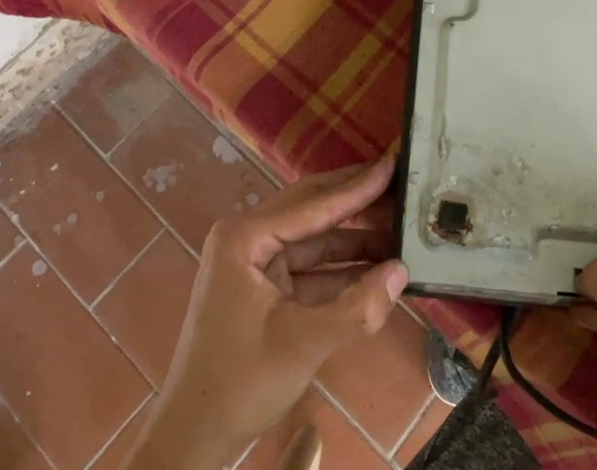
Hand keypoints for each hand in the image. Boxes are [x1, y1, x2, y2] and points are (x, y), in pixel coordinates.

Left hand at [124, 156, 406, 468]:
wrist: (194, 433)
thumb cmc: (240, 382)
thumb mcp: (303, 343)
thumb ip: (356, 307)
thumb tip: (402, 272)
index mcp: (245, 238)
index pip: (313, 205)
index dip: (358, 187)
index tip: (394, 163)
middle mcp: (247, 239)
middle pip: (312, 210)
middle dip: (358, 202)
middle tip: (402, 186)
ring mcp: (254, 263)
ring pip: (315, 239)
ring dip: (355, 239)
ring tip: (402, 227)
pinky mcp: (264, 288)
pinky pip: (310, 267)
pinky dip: (342, 268)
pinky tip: (378, 267)